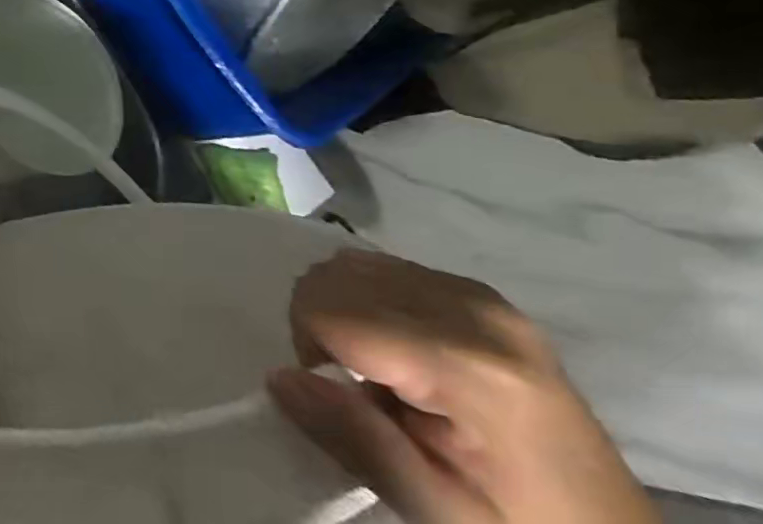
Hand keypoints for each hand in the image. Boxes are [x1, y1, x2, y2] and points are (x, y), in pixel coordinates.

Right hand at [267, 250, 658, 523]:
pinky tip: (399, 351)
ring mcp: (482, 295)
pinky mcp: (483, 294)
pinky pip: (387, 268)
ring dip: (342, 309)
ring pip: (355, 264)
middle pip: (338, 275)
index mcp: (468, 367)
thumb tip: (279, 376)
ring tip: (376, 370)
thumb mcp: (435, 510)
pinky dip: (369, 301)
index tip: (336, 397)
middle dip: (320, 325)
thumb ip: (357, 441)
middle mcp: (474, 310)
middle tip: (353, 389)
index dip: (308, 347)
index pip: (332, 308)